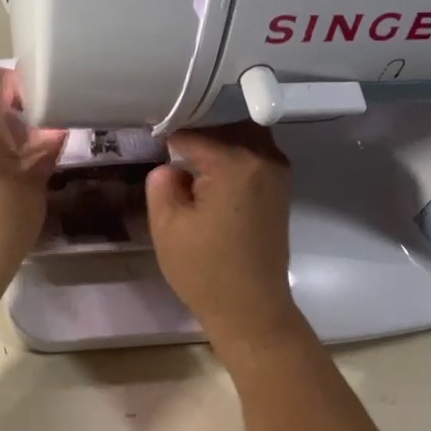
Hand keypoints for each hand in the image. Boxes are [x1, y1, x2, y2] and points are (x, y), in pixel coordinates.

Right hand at [146, 124, 302, 345]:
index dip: (168, 136)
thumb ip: (162, 184)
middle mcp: (263, 158)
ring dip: (219, 140)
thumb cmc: (204, 269)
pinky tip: (210, 175)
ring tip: (189, 157)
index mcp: (235, 162)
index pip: (194, 132)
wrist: (251, 308)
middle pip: (227, 123)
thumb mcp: (167, 226)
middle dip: (199, 129)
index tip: (151, 144)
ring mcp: (277, 173)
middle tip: (171, 146)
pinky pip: (255, 155)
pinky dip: (233, 156)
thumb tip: (170, 166)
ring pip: (245, 135)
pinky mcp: (280, 190)